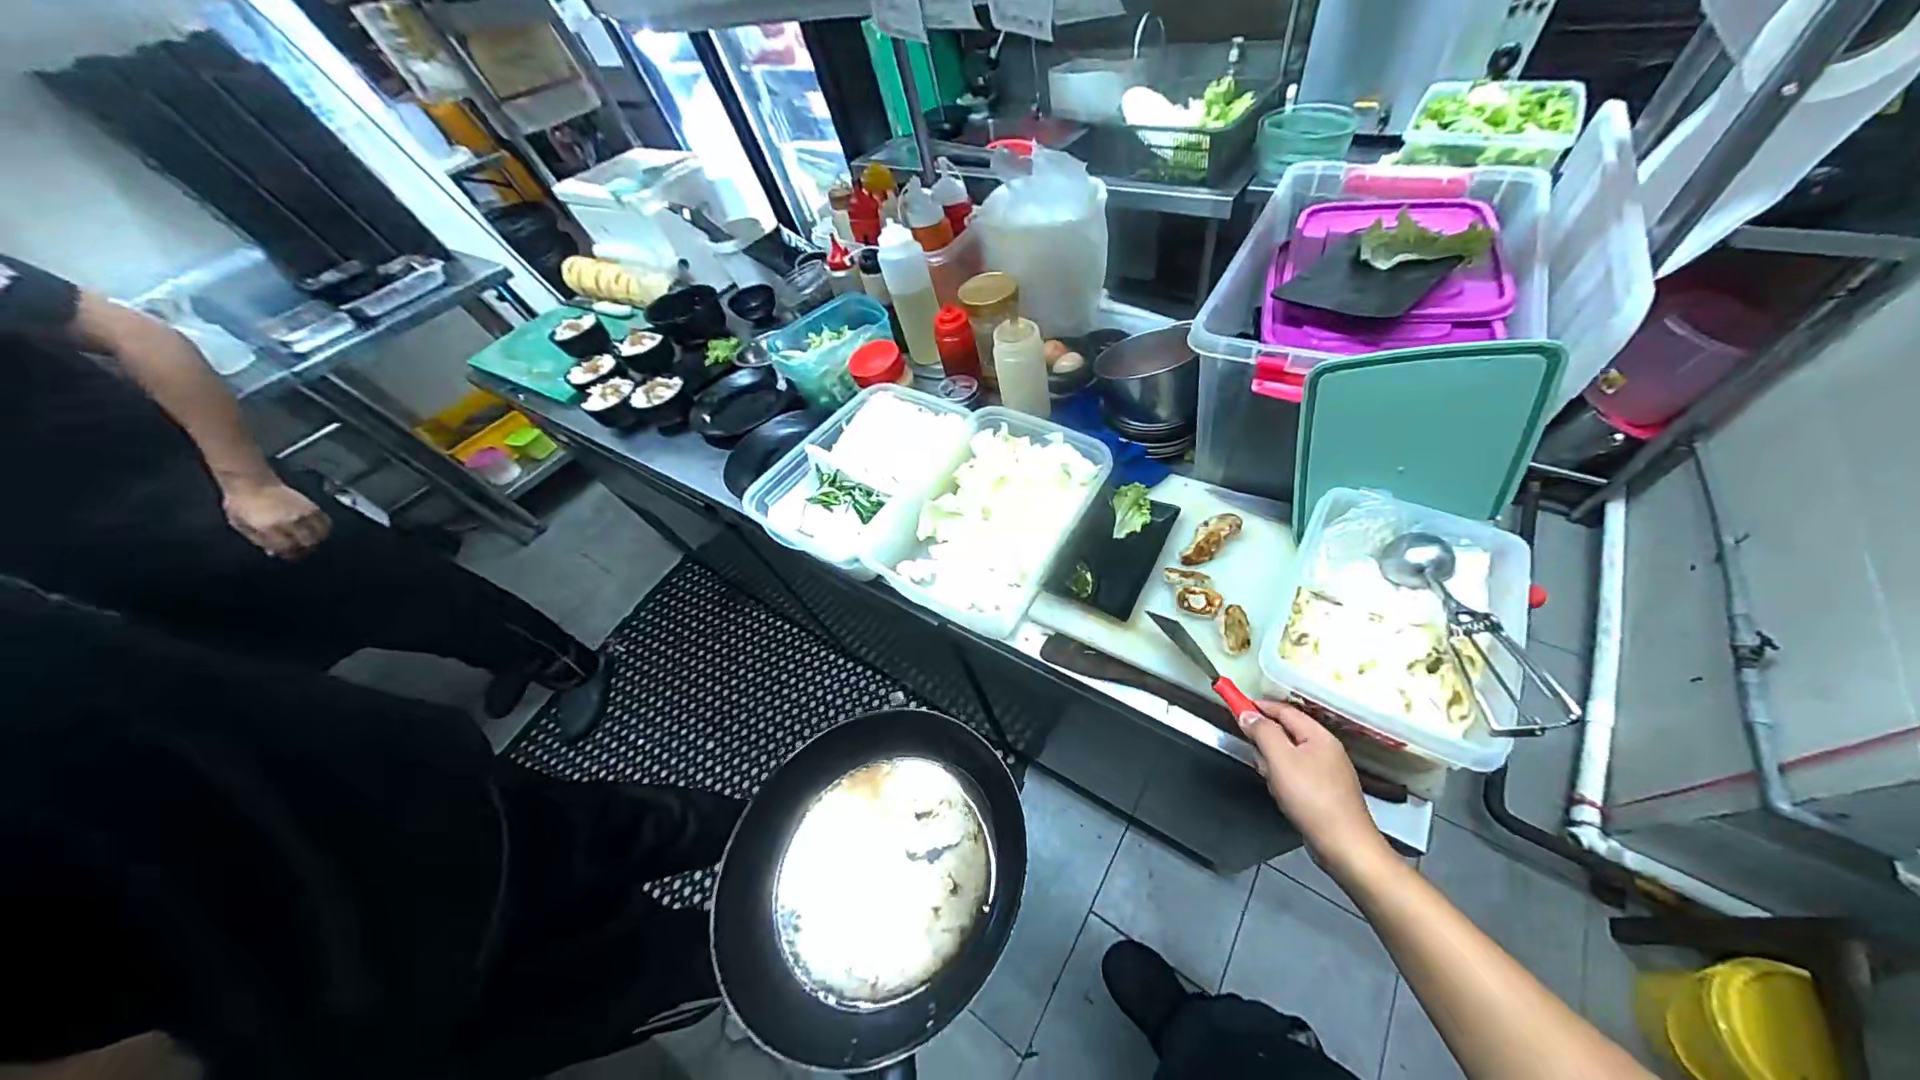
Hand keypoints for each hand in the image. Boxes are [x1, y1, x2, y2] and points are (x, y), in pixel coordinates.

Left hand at [222, 478, 330, 559]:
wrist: (253, 482)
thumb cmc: (241, 504)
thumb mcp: (241, 525)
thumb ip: (258, 540)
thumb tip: (274, 553)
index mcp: (269, 527)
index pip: (287, 548)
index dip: (289, 554)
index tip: (289, 556)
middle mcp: (290, 521)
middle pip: (307, 542)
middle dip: (305, 550)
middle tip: (301, 551)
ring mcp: (303, 513)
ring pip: (320, 534)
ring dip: (317, 541)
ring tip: (311, 542)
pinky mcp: (313, 507)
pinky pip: (326, 523)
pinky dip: (324, 530)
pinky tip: (317, 531)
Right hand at [1240, 701, 1393, 875]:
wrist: (1344, 845)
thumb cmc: (1311, 798)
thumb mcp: (1279, 759)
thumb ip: (1262, 732)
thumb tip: (1247, 713)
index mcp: (1318, 736)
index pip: (1283, 710)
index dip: (1258, 706)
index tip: (1235, 704)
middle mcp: (1326, 749)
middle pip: (1286, 731)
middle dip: (1265, 739)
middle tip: (1252, 751)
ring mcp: (1328, 771)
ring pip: (1289, 754)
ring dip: (1273, 762)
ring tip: (1270, 779)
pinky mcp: (1326, 791)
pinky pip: (1296, 773)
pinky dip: (1283, 778)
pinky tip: (1281, 793)